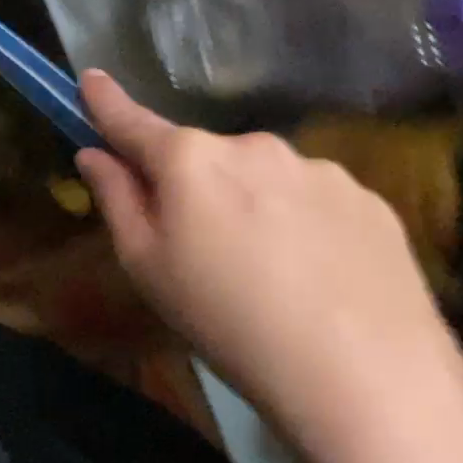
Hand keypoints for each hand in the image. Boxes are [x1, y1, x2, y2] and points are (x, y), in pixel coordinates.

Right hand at [75, 71, 462, 462]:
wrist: (371, 383)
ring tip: (268, 270)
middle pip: (201, 155)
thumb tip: (94, 154)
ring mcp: (316, 169)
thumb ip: (115, 199)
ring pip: (260, 176)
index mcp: (187, 158)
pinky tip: (315, 274)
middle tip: (198, 244)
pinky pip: (313, 198)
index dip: (104, 100)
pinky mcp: (370, 200)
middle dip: (191, 183)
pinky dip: (301, 221)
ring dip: (250, 202)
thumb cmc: (228, 321)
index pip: (130, 119)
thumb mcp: (146, 267)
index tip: (91, 79)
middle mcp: (250, 145)